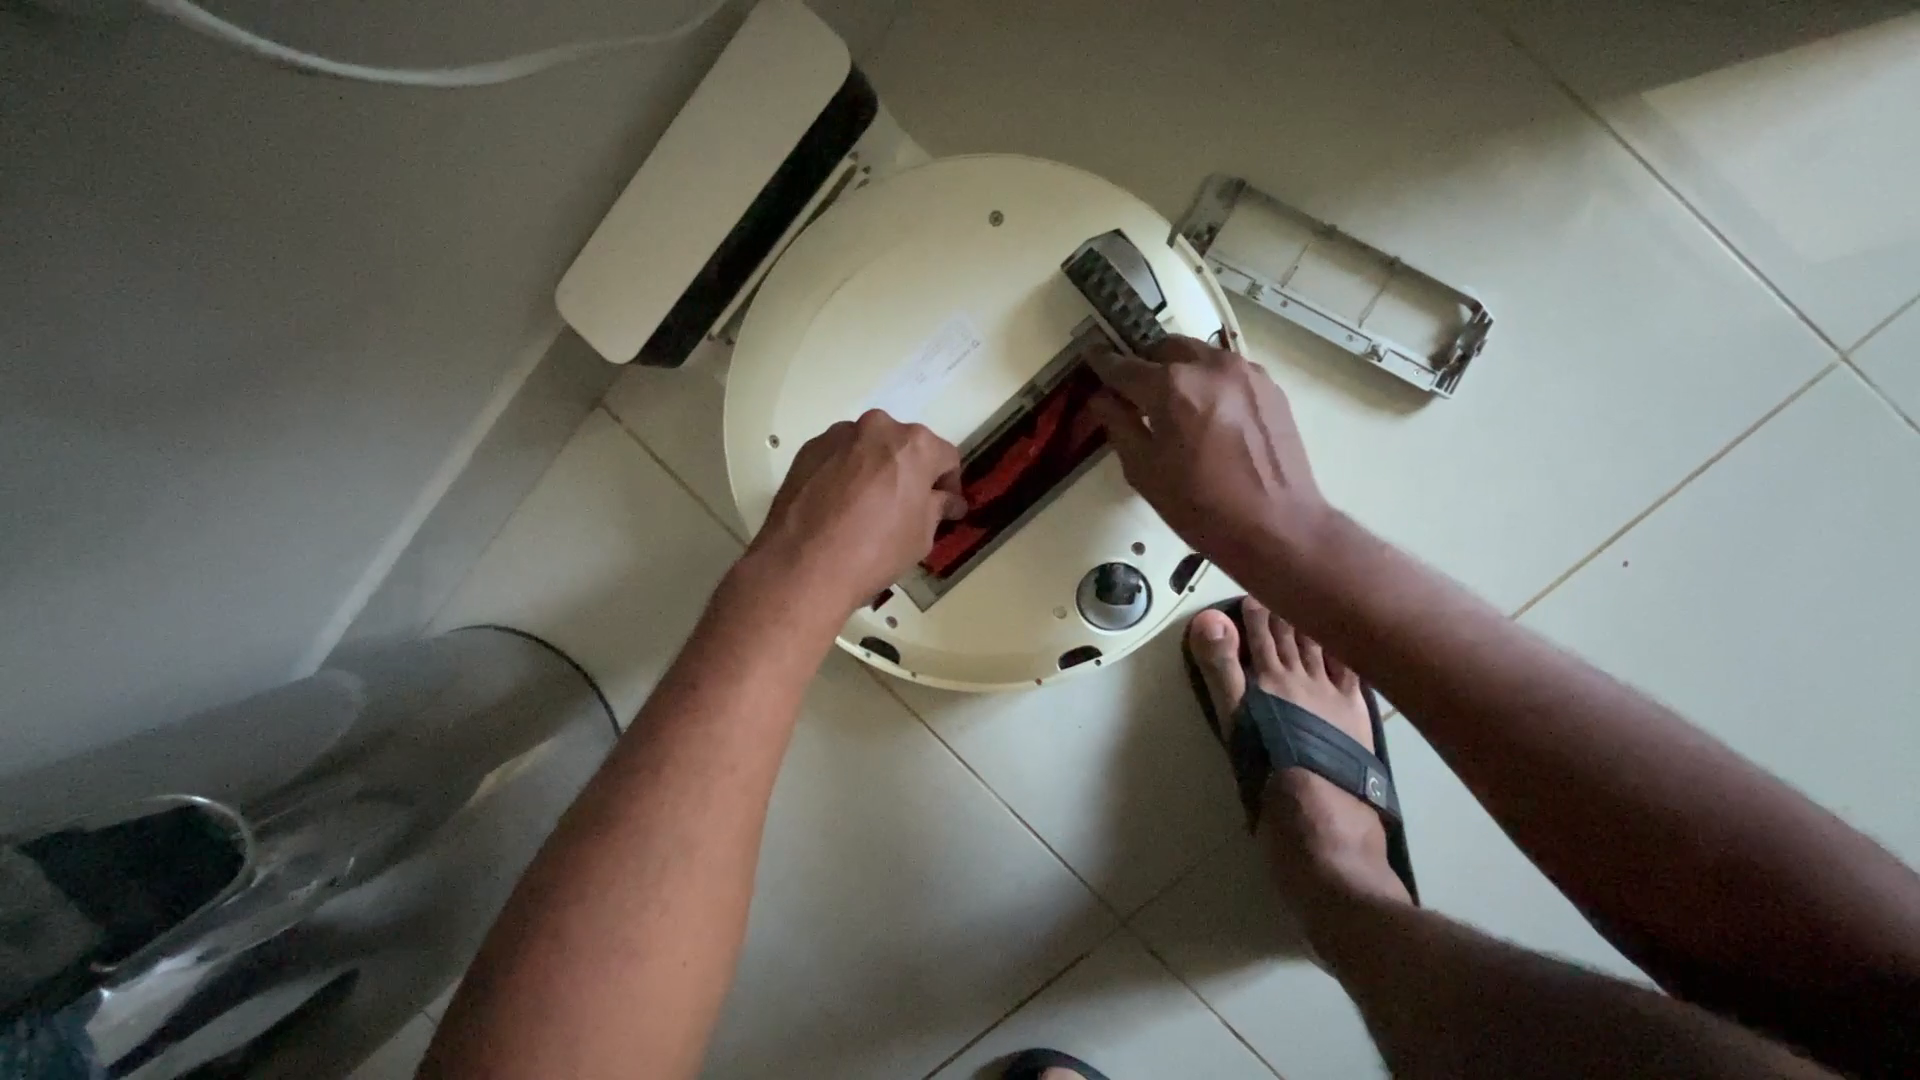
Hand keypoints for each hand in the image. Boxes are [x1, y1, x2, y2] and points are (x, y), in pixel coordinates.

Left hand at [747, 410, 966, 613]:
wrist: (803, 566)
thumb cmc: (875, 550)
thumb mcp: (922, 536)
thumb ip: (937, 508)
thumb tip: (946, 501)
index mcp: (914, 444)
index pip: (946, 457)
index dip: (949, 484)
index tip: (945, 508)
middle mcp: (877, 428)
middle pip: (904, 446)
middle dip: (909, 472)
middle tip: (904, 506)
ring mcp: (837, 436)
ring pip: (868, 449)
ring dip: (874, 470)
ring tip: (866, 508)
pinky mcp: (807, 450)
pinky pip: (838, 458)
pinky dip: (844, 474)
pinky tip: (838, 508)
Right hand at [1088, 335, 1330, 566]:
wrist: (1275, 526)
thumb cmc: (1200, 506)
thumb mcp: (1144, 471)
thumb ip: (1119, 426)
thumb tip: (1102, 400)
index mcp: (1171, 386)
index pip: (1124, 366)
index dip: (1102, 363)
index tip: (1091, 357)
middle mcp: (1208, 366)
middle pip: (1164, 348)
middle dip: (1145, 364)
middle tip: (1135, 393)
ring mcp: (1245, 372)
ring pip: (1199, 355)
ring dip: (1178, 369)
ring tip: (1174, 404)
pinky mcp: (1270, 386)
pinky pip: (1227, 371)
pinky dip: (1209, 382)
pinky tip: (1208, 415)